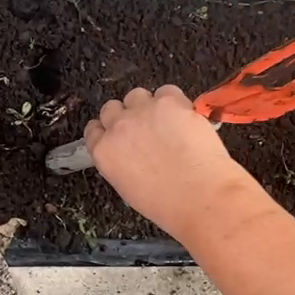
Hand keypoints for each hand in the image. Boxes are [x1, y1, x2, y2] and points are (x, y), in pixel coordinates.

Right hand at [82, 86, 267, 242]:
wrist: (201, 196)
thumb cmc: (169, 203)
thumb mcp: (129, 188)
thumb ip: (120, 163)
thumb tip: (130, 154)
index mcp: (104, 152)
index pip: (93, 130)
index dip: (106, 131)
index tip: (116, 134)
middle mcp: (119, 127)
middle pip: (111, 108)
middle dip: (124, 117)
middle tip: (143, 129)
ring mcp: (144, 111)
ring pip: (136, 95)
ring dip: (147, 105)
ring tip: (164, 122)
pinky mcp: (171, 102)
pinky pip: (166, 91)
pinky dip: (173, 101)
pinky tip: (182, 118)